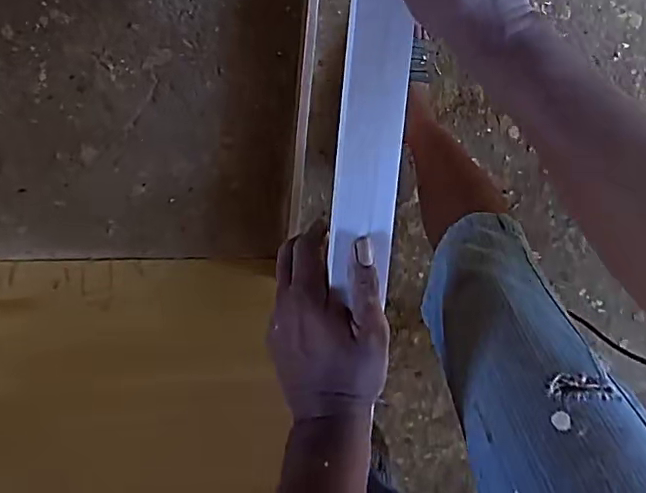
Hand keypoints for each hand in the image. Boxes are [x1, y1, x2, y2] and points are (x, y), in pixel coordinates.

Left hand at [267, 223, 388, 421]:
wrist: (327, 420)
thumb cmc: (355, 377)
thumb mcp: (373, 334)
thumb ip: (366, 287)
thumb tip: (360, 246)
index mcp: (306, 299)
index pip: (304, 248)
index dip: (316, 232)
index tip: (329, 225)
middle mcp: (284, 304)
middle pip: (285, 256)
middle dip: (303, 243)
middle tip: (326, 242)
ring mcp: (275, 320)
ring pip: (282, 279)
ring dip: (299, 268)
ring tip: (326, 276)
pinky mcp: (273, 336)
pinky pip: (282, 302)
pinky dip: (296, 292)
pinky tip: (318, 309)